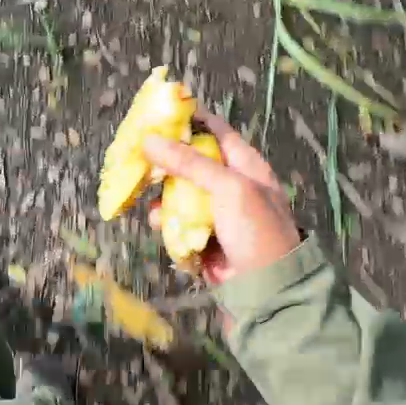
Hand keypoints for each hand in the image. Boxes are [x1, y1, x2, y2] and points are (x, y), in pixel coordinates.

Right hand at [143, 110, 300, 288]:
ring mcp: (214, 209)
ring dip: (161, 191)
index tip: (155, 113)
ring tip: (146, 192)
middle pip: (189, 158)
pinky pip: (175, 217)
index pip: (213, 129)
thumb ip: (189, 162)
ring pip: (177, 188)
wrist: (267, 291)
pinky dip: (164, 218)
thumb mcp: (229, 188)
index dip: (187, 117)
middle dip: (164, 156)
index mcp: (244, 164)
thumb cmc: (256, 230)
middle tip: (138, 152)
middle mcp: (229, 182)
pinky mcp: (201, 233)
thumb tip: (148, 139)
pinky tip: (158, 222)